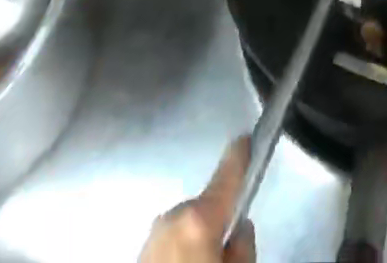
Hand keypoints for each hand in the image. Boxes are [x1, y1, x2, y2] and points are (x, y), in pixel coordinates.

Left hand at [139, 137, 255, 262]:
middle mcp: (173, 215)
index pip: (227, 174)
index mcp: (199, 216)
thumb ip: (244, 246)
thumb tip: (241, 229)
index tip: (247, 136)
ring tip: (205, 255)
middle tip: (228, 238)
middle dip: (217, 217)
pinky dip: (180, 245)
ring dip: (197, 233)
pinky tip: (185, 260)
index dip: (240, 154)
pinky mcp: (140, 248)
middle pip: (206, 205)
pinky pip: (170, 237)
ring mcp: (153, 231)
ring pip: (187, 222)